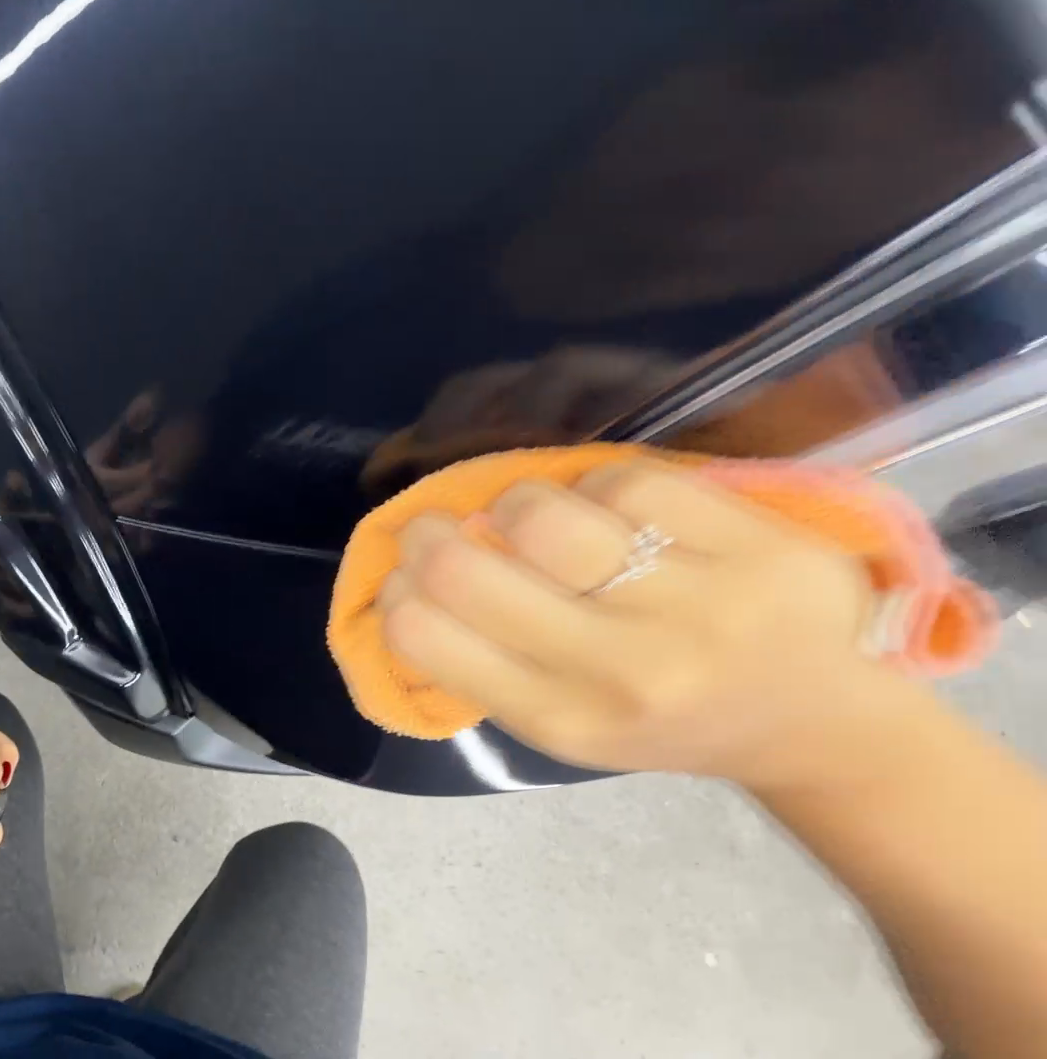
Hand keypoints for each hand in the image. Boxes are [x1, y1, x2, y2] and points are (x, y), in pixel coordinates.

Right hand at [378, 459, 933, 788]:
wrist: (817, 727)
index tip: (407, 577)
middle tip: (441, 526)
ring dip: (517, 505)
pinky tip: (614, 513)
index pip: (421, 634)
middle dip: (430, 532)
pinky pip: (628, 483)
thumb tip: (407, 575)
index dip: (394, 590)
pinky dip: (599, 488)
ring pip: (542, 515)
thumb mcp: (556, 720)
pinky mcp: (767, 556)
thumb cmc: (659, 720)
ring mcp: (702, 612)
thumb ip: (481, 660)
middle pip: (462, 570)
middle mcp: (625, 672)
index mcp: (561, 719)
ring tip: (531, 518)